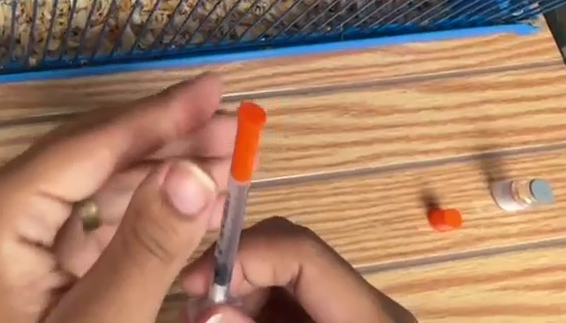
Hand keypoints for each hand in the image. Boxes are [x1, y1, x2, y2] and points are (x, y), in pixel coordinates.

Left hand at [0, 74, 234, 322]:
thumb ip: (145, 249)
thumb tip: (194, 171)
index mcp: (4, 207)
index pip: (95, 142)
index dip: (160, 113)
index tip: (215, 89)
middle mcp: (7, 200)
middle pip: (100, 149)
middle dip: (169, 135)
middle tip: (233, 123)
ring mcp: (21, 226)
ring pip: (103, 176)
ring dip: (163, 166)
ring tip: (223, 155)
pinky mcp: (40, 255)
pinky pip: (99, 213)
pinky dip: (147, 205)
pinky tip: (188, 203)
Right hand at [178, 218, 417, 322]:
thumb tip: (204, 311)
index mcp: (372, 317)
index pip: (299, 249)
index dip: (243, 254)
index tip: (196, 281)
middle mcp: (368, 306)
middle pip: (287, 255)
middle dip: (234, 272)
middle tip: (192, 300)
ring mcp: (354, 315)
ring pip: (283, 278)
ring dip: (238, 292)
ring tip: (205, 316)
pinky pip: (289, 303)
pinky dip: (254, 310)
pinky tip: (230, 322)